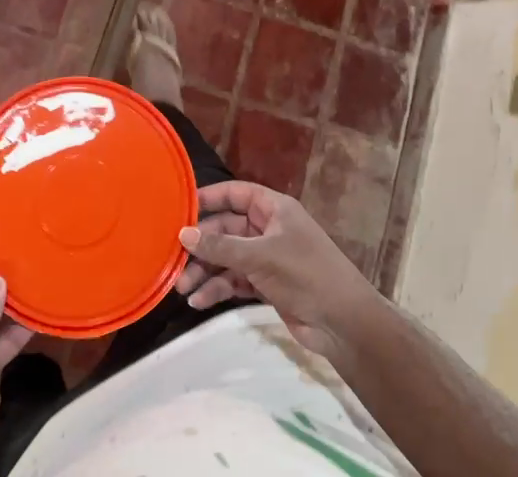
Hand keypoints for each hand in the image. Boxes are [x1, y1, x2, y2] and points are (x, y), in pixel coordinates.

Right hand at [175, 180, 381, 364]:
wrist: (344, 324)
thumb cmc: (306, 275)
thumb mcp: (260, 256)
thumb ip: (220, 246)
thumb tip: (183, 234)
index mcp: (274, 209)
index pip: (235, 193)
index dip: (208, 198)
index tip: (178, 208)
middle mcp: (268, 229)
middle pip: (225, 229)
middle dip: (200, 245)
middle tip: (172, 259)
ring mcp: (267, 259)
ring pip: (226, 258)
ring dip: (205, 271)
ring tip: (181, 287)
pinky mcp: (266, 285)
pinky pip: (234, 280)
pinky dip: (217, 289)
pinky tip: (199, 302)